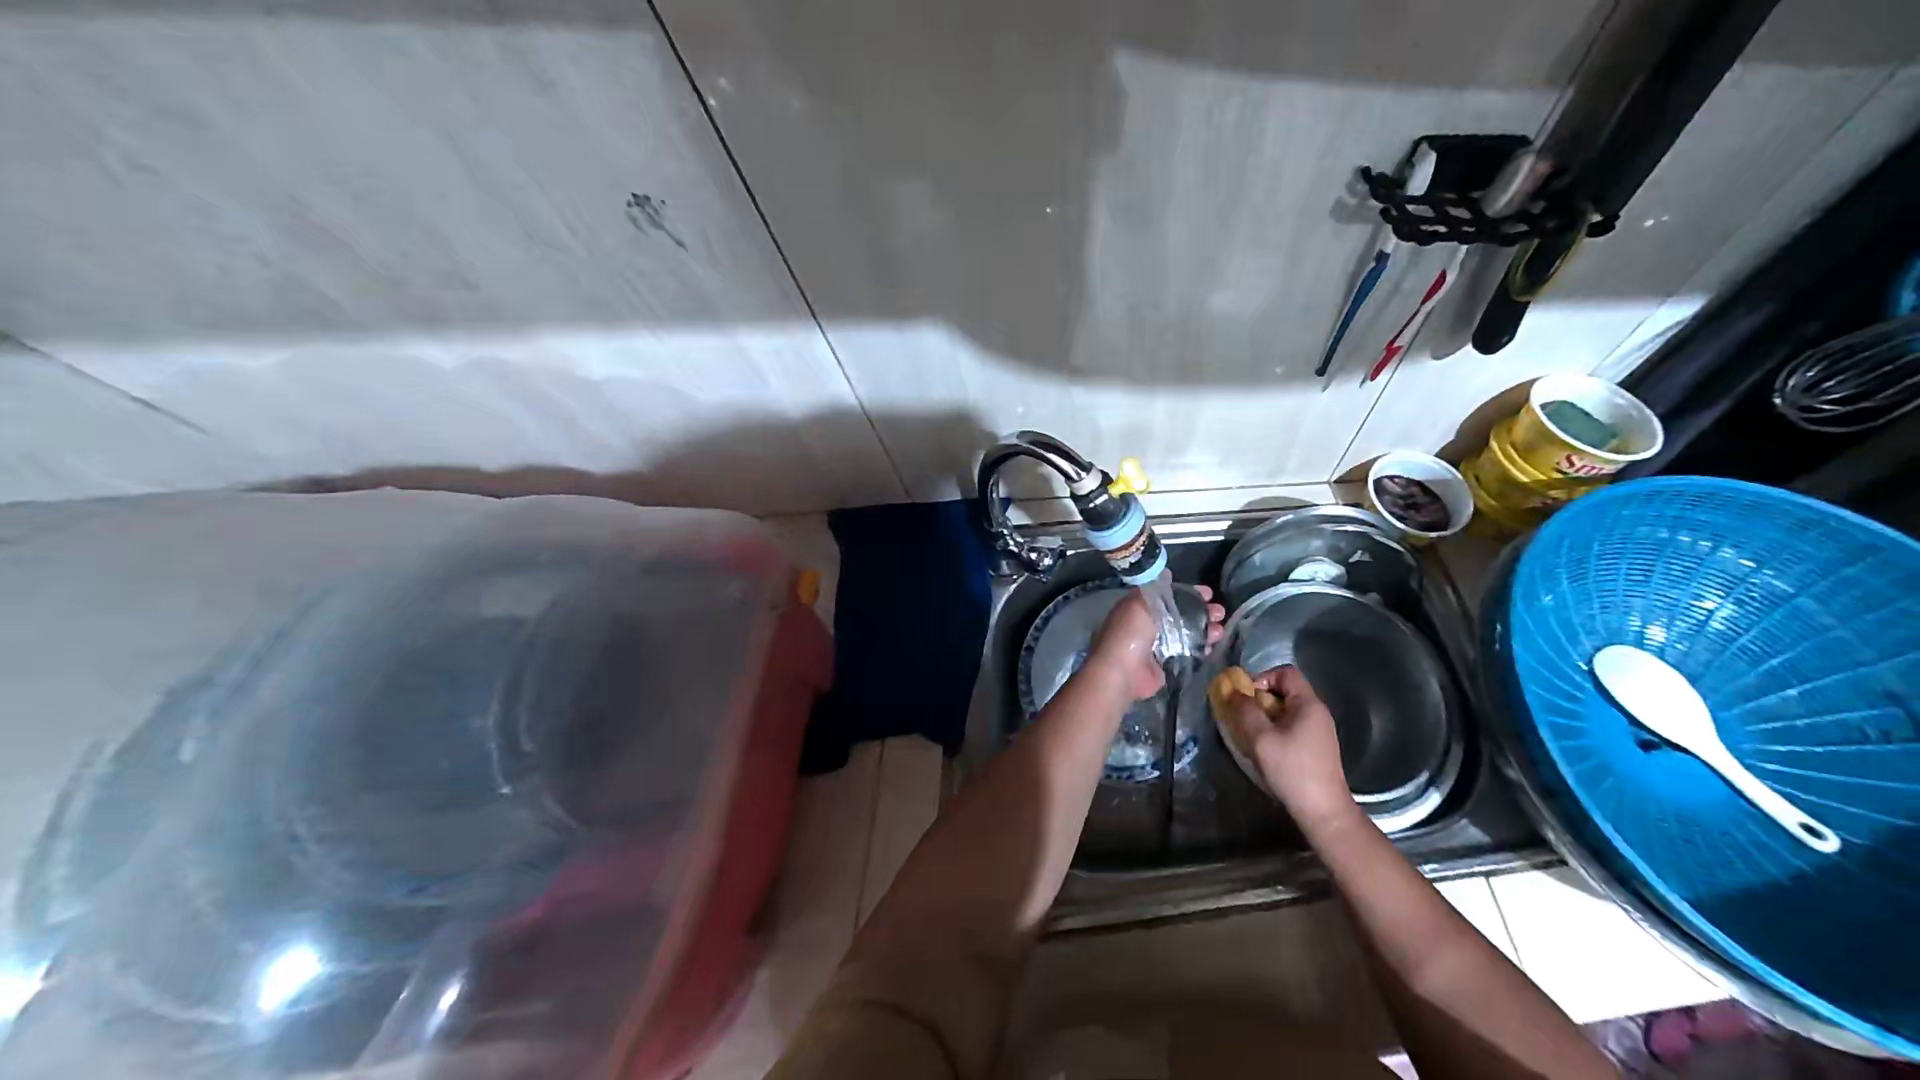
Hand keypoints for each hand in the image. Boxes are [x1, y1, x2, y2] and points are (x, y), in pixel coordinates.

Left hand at [1086, 584, 1224, 700]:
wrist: (1123, 673)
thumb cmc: (1130, 634)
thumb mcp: (1139, 604)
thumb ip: (1155, 591)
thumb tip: (1167, 573)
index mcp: (1139, 607)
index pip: (1168, 596)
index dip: (1188, 593)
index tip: (1208, 593)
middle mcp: (1148, 623)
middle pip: (1180, 614)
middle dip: (1201, 611)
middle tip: (1220, 612)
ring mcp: (1157, 644)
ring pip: (1186, 632)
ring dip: (1204, 629)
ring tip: (1220, 629)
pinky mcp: (1165, 662)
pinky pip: (1187, 651)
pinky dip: (1200, 647)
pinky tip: (1212, 645)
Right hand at [1214, 665, 1354, 827]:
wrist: (1323, 811)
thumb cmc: (1291, 769)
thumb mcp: (1260, 738)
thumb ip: (1245, 710)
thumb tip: (1234, 691)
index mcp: (1308, 704)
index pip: (1286, 672)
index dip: (1262, 678)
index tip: (1247, 698)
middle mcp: (1318, 713)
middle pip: (1286, 691)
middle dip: (1260, 700)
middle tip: (1245, 718)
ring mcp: (1320, 731)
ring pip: (1288, 710)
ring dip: (1266, 717)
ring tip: (1253, 736)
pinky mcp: (1318, 747)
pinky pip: (1293, 726)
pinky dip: (1276, 730)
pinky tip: (1268, 750)